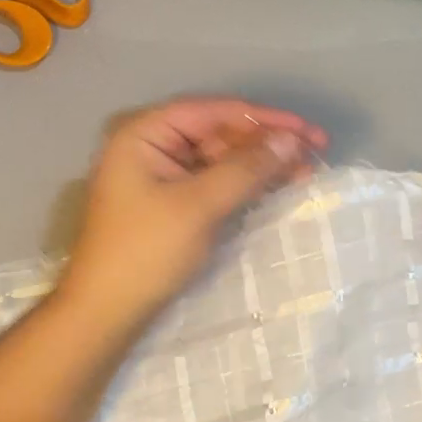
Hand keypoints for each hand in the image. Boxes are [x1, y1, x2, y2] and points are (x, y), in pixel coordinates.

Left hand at [62, 98, 326, 324]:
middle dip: (267, 143)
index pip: (215, 112)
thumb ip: (246, 168)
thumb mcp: (199, 205)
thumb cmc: (146, 251)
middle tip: (314, 156)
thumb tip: (291, 139)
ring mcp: (161, 177)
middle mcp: (152, 147)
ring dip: (261, 165)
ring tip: (305, 173)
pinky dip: (245, 185)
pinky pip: (215, 183)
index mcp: (146, 134)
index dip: (266, 119)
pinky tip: (276, 189)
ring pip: (222, 160)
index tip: (308, 132)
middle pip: (220, 133)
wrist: (107, 310)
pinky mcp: (172, 205)